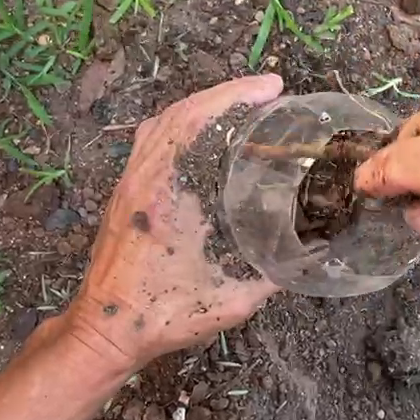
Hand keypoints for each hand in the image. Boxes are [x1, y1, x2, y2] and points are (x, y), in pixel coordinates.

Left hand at [55, 75, 284, 378]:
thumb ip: (274, 276)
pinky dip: (182, 121)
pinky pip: (152, 137)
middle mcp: (143, 175)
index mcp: (165, 191)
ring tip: (241, 104)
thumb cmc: (162, 315)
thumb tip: (314, 254)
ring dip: (203, 103)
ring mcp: (130, 180)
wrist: (104, 330)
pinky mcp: (125, 189)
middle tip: (268, 92)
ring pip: (163, 120)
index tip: (273, 88)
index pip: (197, 120)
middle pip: (181, 110)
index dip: (236, 95)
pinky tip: (206, 131)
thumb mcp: (230, 302)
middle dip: (227, 92)